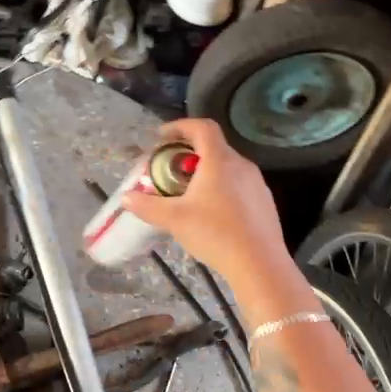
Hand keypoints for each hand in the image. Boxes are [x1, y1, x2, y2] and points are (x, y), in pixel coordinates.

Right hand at [121, 119, 301, 289]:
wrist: (260, 265)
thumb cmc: (215, 234)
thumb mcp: (174, 219)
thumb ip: (147, 206)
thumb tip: (125, 197)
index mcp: (219, 161)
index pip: (202, 127)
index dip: (180, 126)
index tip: (161, 137)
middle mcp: (241, 165)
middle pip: (213, 147)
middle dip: (187, 154)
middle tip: (168, 170)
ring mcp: (257, 183)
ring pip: (226, 167)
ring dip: (204, 172)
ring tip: (186, 193)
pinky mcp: (264, 202)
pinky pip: (237, 184)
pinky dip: (219, 187)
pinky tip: (210, 213)